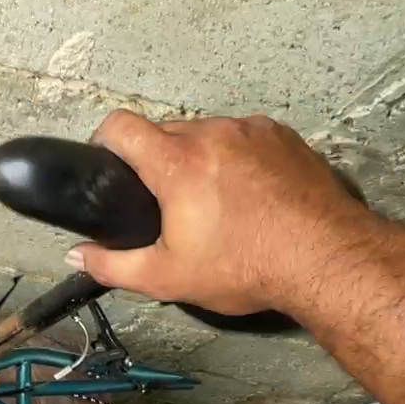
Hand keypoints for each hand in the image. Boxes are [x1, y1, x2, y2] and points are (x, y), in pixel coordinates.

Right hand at [64, 110, 382, 315]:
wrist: (326, 259)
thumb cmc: (246, 266)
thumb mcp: (165, 277)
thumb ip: (111, 265)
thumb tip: (77, 256)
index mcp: (177, 163)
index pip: (121, 126)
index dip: (103, 141)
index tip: (105, 163)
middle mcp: (214, 134)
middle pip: (164, 132)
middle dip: (155, 163)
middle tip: (162, 205)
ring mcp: (254, 131)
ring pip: (205, 135)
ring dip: (196, 161)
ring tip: (207, 204)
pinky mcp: (285, 138)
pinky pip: (242, 140)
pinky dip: (233, 161)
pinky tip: (243, 198)